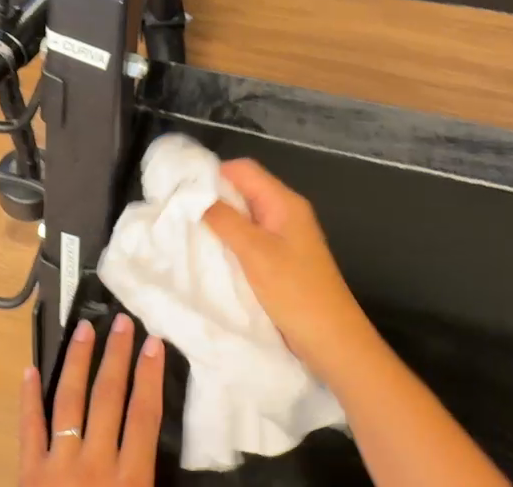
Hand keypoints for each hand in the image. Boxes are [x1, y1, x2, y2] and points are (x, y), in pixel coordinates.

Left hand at [19, 314, 164, 486]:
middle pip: (107, 398)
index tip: (153, 342)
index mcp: (130, 480)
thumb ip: (145, 476)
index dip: (149, 376)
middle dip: (116, 356)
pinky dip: (29, 398)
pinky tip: (29, 369)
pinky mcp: (29, 473)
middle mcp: (95, 463)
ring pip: (69, 401)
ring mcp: (58, 464)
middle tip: (121, 321)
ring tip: (84, 329)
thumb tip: (149, 434)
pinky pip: (29, 428)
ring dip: (77, 362)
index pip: (144, 416)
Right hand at [201, 158, 377, 384]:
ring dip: (219, 219)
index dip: (212, 172)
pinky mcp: (280, 259)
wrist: (333, 343)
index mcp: (284, 202)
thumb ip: (223, 219)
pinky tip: (211, 251)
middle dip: (212, 196)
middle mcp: (285, 213)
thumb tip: (192, 194)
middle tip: (179, 208)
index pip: (243, 169)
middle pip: (243, 190)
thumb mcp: (255, 252)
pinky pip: (249, 237)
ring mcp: (284, 237)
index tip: (181, 187)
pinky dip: (230, 239)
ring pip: (244, 215)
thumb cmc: (296, 292)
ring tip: (188, 228)